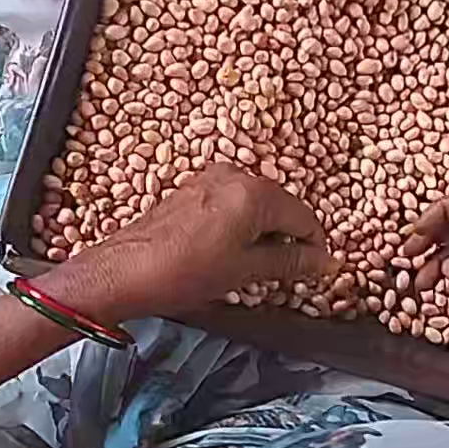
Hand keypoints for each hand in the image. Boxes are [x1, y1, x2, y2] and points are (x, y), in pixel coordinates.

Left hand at [33, 163, 333, 321]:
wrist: (125, 270)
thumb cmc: (186, 272)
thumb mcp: (245, 271)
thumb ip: (289, 262)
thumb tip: (323, 262)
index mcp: (255, 193)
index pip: (303, 217)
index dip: (314, 245)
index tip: (318, 267)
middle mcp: (235, 175)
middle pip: (281, 206)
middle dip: (289, 237)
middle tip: (289, 271)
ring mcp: (210, 179)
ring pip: (255, 204)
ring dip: (264, 231)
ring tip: (257, 266)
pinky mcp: (192, 188)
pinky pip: (232, 202)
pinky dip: (241, 224)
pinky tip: (231, 250)